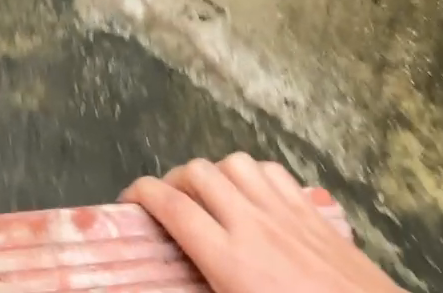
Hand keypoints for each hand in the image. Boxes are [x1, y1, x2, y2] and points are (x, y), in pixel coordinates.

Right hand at [122, 155, 402, 292]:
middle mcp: (253, 225)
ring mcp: (286, 213)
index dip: (141, 194)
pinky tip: (251, 194)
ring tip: (209, 196)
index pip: (172, 208)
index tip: (128, 199)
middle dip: (173, 182)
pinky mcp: (314, 214)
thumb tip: (183, 279)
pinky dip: (251, 174)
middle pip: (197, 174)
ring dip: (213, 174)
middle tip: (168, 204)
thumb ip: (206, 289)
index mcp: (231, 260)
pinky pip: (271, 171)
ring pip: (232, 163)